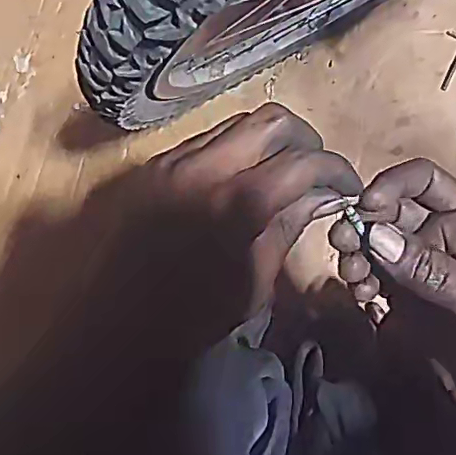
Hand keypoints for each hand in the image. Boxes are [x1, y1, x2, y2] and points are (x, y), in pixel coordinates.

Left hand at [132, 103, 360, 324]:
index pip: (304, 161)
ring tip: (280, 170)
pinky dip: (235, 146)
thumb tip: (322, 194)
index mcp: (236, 205)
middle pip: (274, 120)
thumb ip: (288, 225)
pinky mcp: (154, 164)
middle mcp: (205, 168)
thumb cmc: (188, 323)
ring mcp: (174, 161)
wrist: (108, 334)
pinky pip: (207, 137)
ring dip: (270, 139)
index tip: (347, 186)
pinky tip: (239, 176)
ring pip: (239, 120)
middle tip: (316, 171)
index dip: (337, 169)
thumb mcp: (254, 282)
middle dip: (306, 141)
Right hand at [329, 160, 455, 454]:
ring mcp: (424, 274)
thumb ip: (435, 273)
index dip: (394, 185)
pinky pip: (376, 280)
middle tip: (344, 241)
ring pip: (379, 244)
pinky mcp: (409, 307)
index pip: (426, 182)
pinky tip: (362, 297)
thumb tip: (378, 236)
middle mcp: (445, 240)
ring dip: (358, 251)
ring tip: (353, 274)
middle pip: (393, 211)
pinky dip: (361, 281)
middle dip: (366, 220)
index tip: (366, 205)